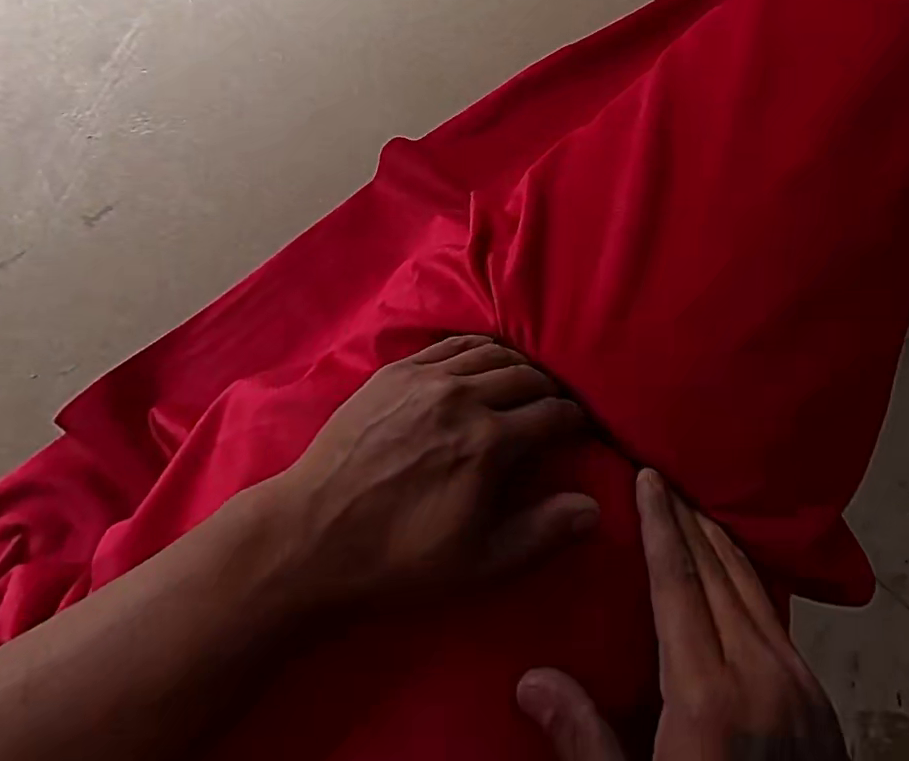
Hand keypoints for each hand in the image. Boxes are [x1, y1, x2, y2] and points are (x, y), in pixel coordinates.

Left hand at [260, 335, 599, 607]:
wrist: (314, 533)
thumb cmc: (400, 555)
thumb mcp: (479, 563)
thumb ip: (543, 532)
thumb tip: (595, 507)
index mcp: (489, 442)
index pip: (553, 414)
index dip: (574, 419)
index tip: (579, 427)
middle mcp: (463, 397)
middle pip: (527, 376)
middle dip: (550, 389)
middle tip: (555, 404)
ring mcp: (426, 378)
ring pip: (491, 354)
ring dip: (517, 365)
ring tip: (524, 381)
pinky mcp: (396, 370)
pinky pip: (450, 345)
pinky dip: (477, 348)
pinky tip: (481, 360)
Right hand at [516, 470, 848, 760]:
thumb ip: (584, 740)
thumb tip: (529, 679)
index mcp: (709, 695)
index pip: (678, 580)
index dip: (660, 522)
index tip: (648, 477)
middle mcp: (761, 676)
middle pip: (716, 571)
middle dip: (687, 519)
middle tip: (663, 481)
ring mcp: (800, 687)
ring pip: (752, 587)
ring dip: (718, 542)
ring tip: (691, 511)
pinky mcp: (820, 704)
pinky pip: (773, 616)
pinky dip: (745, 578)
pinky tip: (731, 573)